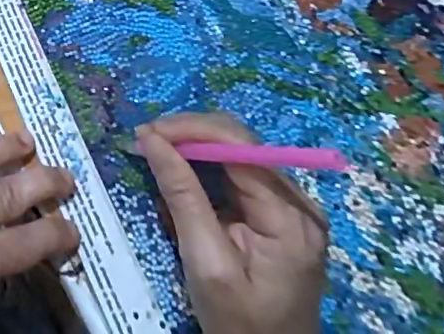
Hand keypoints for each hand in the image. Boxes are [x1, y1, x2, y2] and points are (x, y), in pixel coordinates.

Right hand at [136, 114, 327, 333]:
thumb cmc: (240, 327)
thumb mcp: (206, 264)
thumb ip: (182, 195)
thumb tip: (149, 138)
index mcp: (288, 215)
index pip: (237, 144)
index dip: (190, 129)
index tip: (146, 133)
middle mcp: (298, 201)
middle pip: (237, 141)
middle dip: (188, 135)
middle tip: (145, 142)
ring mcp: (291, 206)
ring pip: (234, 151)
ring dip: (192, 147)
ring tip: (155, 153)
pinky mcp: (279, 213)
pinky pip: (237, 172)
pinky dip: (203, 167)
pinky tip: (179, 174)